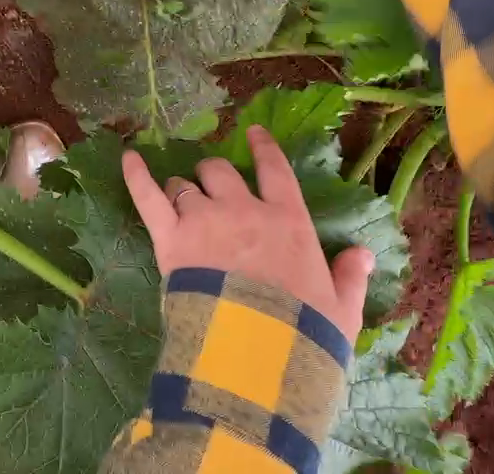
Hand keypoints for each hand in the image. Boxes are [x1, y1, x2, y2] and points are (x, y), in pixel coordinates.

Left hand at [122, 125, 373, 341]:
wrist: (256, 361)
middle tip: (212, 191)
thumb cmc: (304, 337)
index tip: (254, 133)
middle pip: (221, 172)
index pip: (275, 170)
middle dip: (214, 177)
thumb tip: (365, 254)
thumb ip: (350, 278)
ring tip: (180, 200)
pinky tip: (128, 157)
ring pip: (186, 185)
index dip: (263, 148)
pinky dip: (136, 175)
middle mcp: (244, 209)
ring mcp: (205, 220)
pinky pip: (149, 196)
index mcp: (287, 221)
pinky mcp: (171, 239)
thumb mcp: (341, 311)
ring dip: (183, 190)